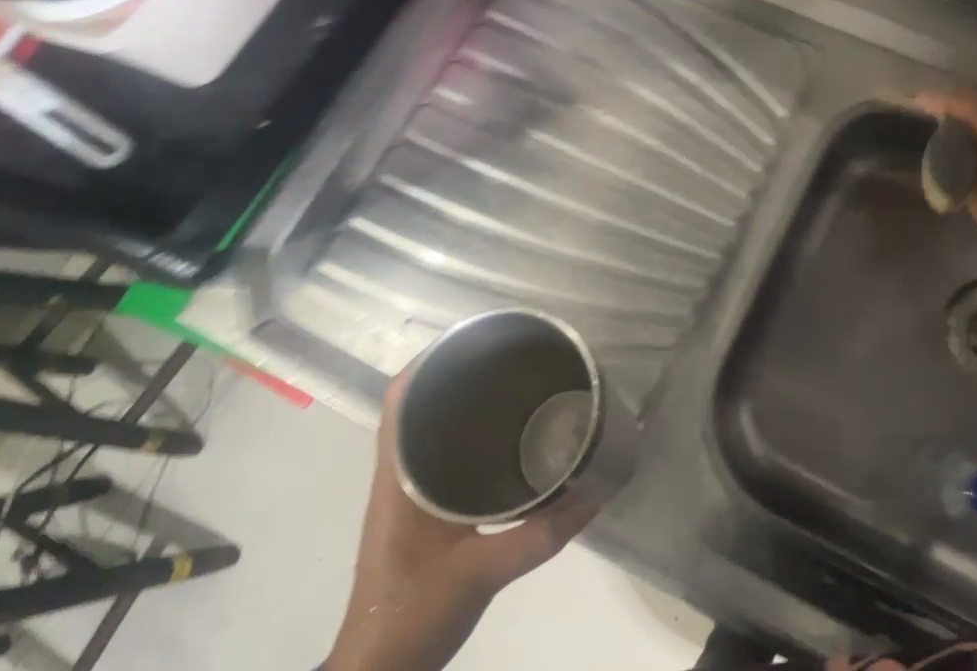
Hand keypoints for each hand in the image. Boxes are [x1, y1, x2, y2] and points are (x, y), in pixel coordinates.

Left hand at [326, 368, 595, 670]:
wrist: (380, 670)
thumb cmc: (414, 611)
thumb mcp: (482, 573)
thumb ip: (540, 534)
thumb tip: (597, 493)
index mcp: (400, 478)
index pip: (400, 400)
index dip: (429, 361)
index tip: (474, 338)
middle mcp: (398, 478)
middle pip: (420, 408)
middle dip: (459, 378)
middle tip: (513, 359)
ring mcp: (407, 499)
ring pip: (431, 436)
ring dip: (464, 409)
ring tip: (517, 389)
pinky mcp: (421, 519)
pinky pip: (443, 464)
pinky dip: (470, 444)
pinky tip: (508, 447)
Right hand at [909, 89, 976, 267]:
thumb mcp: (972, 183)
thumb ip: (956, 156)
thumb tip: (944, 141)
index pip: (964, 102)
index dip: (938, 100)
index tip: (916, 100)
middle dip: (952, 101)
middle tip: (926, 106)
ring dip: (967, 109)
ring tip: (942, 116)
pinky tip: (967, 130)